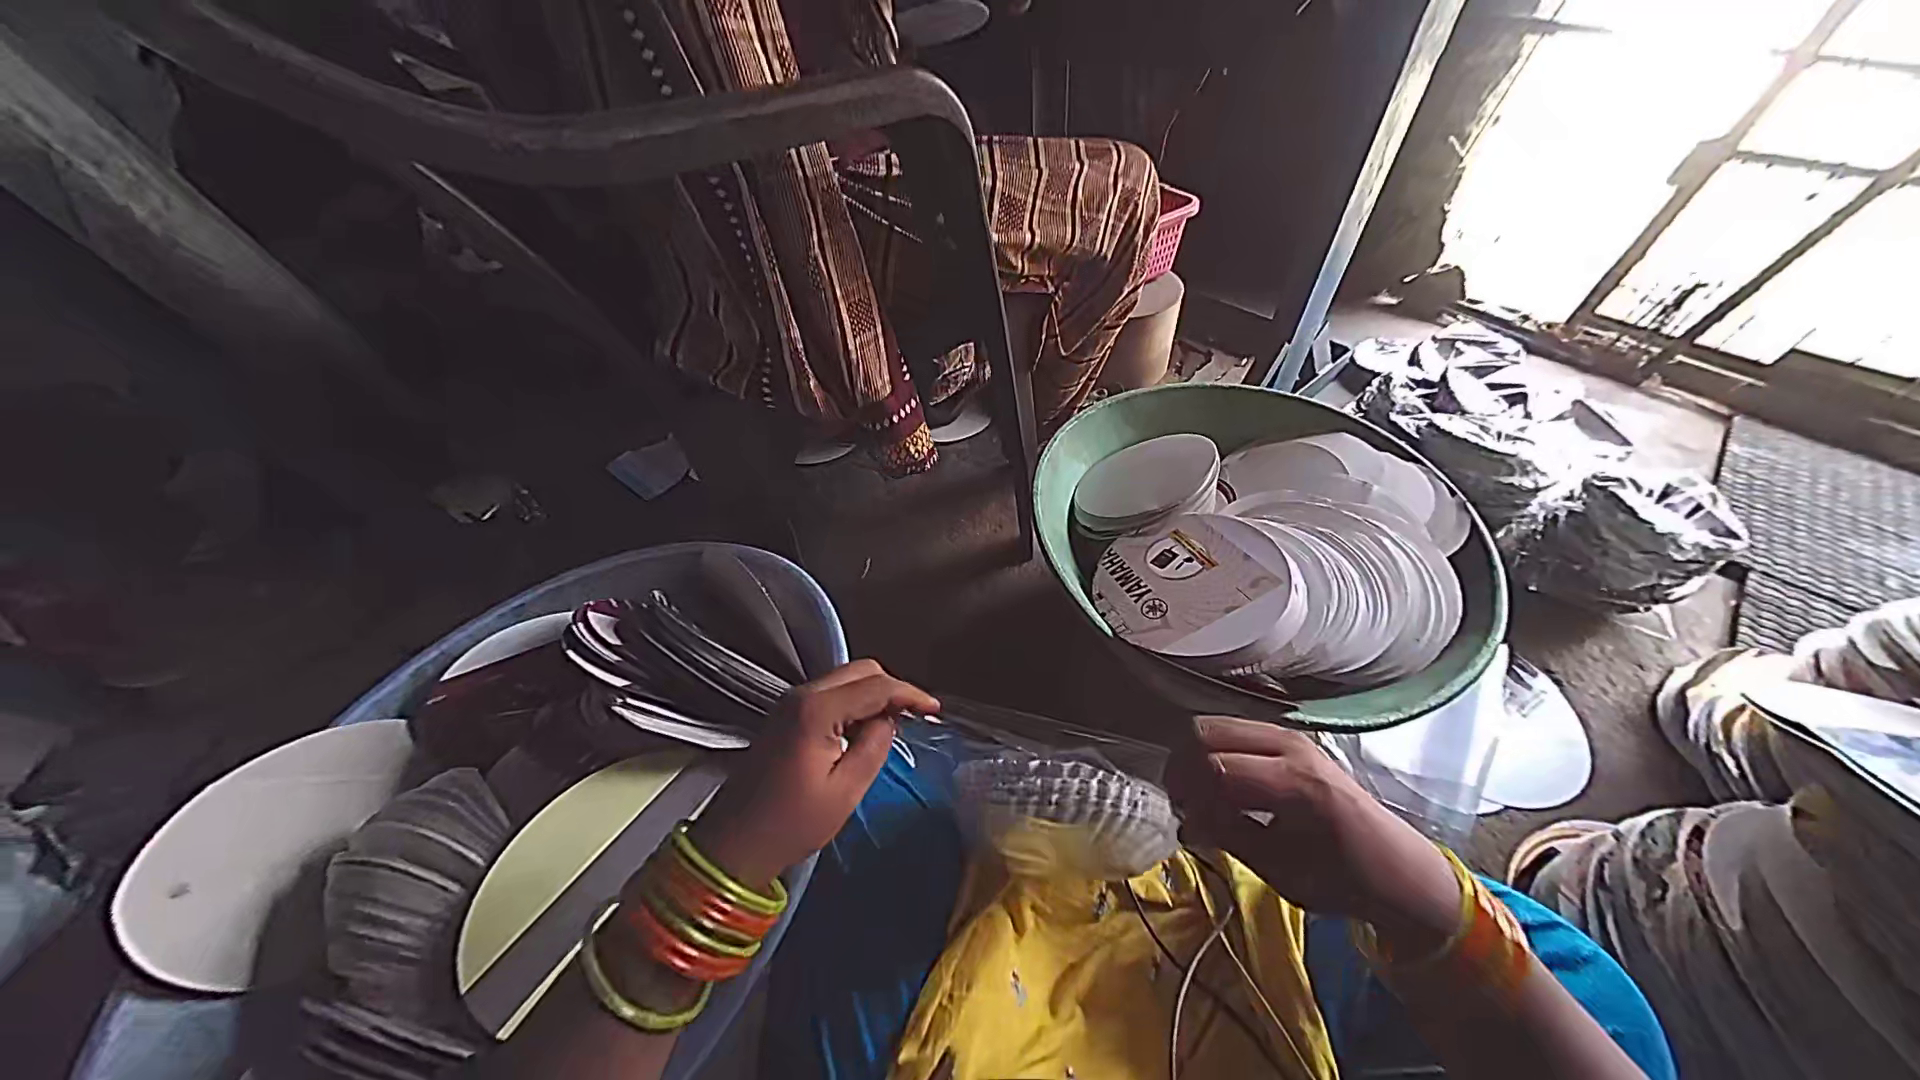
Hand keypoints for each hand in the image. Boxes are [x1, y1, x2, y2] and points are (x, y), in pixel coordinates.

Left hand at [685, 660, 938, 889]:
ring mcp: (790, 703)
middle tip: (915, 716)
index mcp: (816, 710)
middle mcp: (802, 695)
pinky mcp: (786, 715)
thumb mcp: (846, 791)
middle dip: (892, 688)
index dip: (910, 694)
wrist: (733, 845)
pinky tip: (866, 727)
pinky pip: (831, 693)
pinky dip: (855, 702)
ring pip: (846, 678)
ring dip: (874, 694)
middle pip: (861, 670)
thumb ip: (875, 746)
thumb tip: (889, 720)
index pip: (876, 686)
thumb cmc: (790, 824)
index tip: (934, 709)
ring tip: (895, 723)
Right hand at [1165, 716, 1461, 948]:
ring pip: (1215, 724)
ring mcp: (1289, 735)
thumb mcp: (1282, 872)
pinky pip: (1232, 729)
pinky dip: (1211, 749)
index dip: (1188, 791)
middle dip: (1182, 766)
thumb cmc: (1345, 880)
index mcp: (1297, 785)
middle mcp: (1291, 747)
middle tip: (1181, 801)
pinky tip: (1215, 782)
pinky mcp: (1286, 736)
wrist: (1400, 869)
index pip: (1216, 767)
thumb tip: (1185, 821)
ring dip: (1193, 754)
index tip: (1182, 817)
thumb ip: (1230, 837)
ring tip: (1195, 792)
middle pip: (1207, 733)